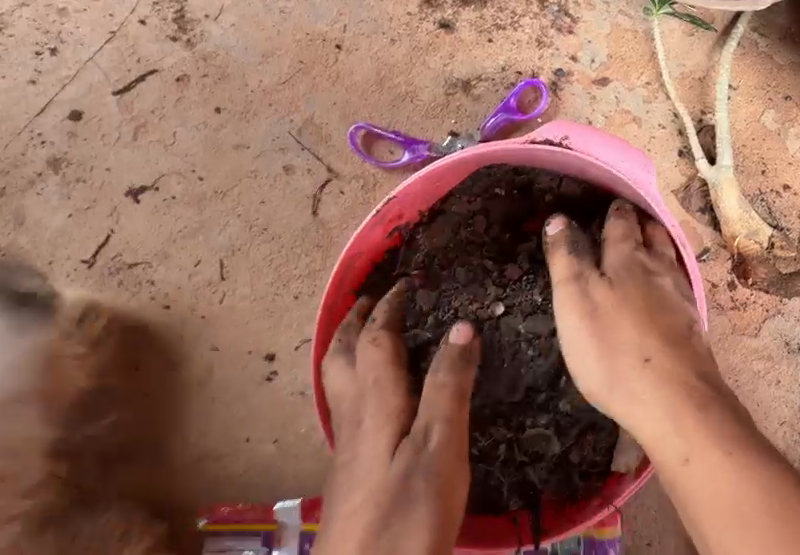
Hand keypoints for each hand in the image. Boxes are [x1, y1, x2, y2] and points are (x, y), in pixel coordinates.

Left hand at [318, 280, 478, 554]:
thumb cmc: (406, 519)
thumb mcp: (440, 449)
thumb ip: (449, 386)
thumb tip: (460, 324)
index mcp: (376, 405)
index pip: (375, 341)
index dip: (391, 306)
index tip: (410, 280)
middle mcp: (354, 420)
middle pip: (340, 359)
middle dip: (354, 322)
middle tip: (373, 298)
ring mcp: (349, 451)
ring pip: (340, 384)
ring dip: (349, 349)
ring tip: (369, 334)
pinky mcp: (353, 476)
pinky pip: (351, 407)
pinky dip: (360, 381)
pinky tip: (382, 399)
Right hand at [542, 201, 726, 443]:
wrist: (676, 397)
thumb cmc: (614, 349)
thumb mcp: (575, 302)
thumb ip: (567, 260)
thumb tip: (558, 218)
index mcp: (628, 258)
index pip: (621, 224)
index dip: (615, 211)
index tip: (612, 201)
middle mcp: (659, 268)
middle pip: (653, 235)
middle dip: (642, 222)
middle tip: (634, 214)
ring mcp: (680, 295)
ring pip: (671, 257)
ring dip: (661, 243)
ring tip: (654, 239)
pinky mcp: (692, 323)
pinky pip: (681, 285)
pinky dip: (673, 274)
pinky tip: (671, 286)